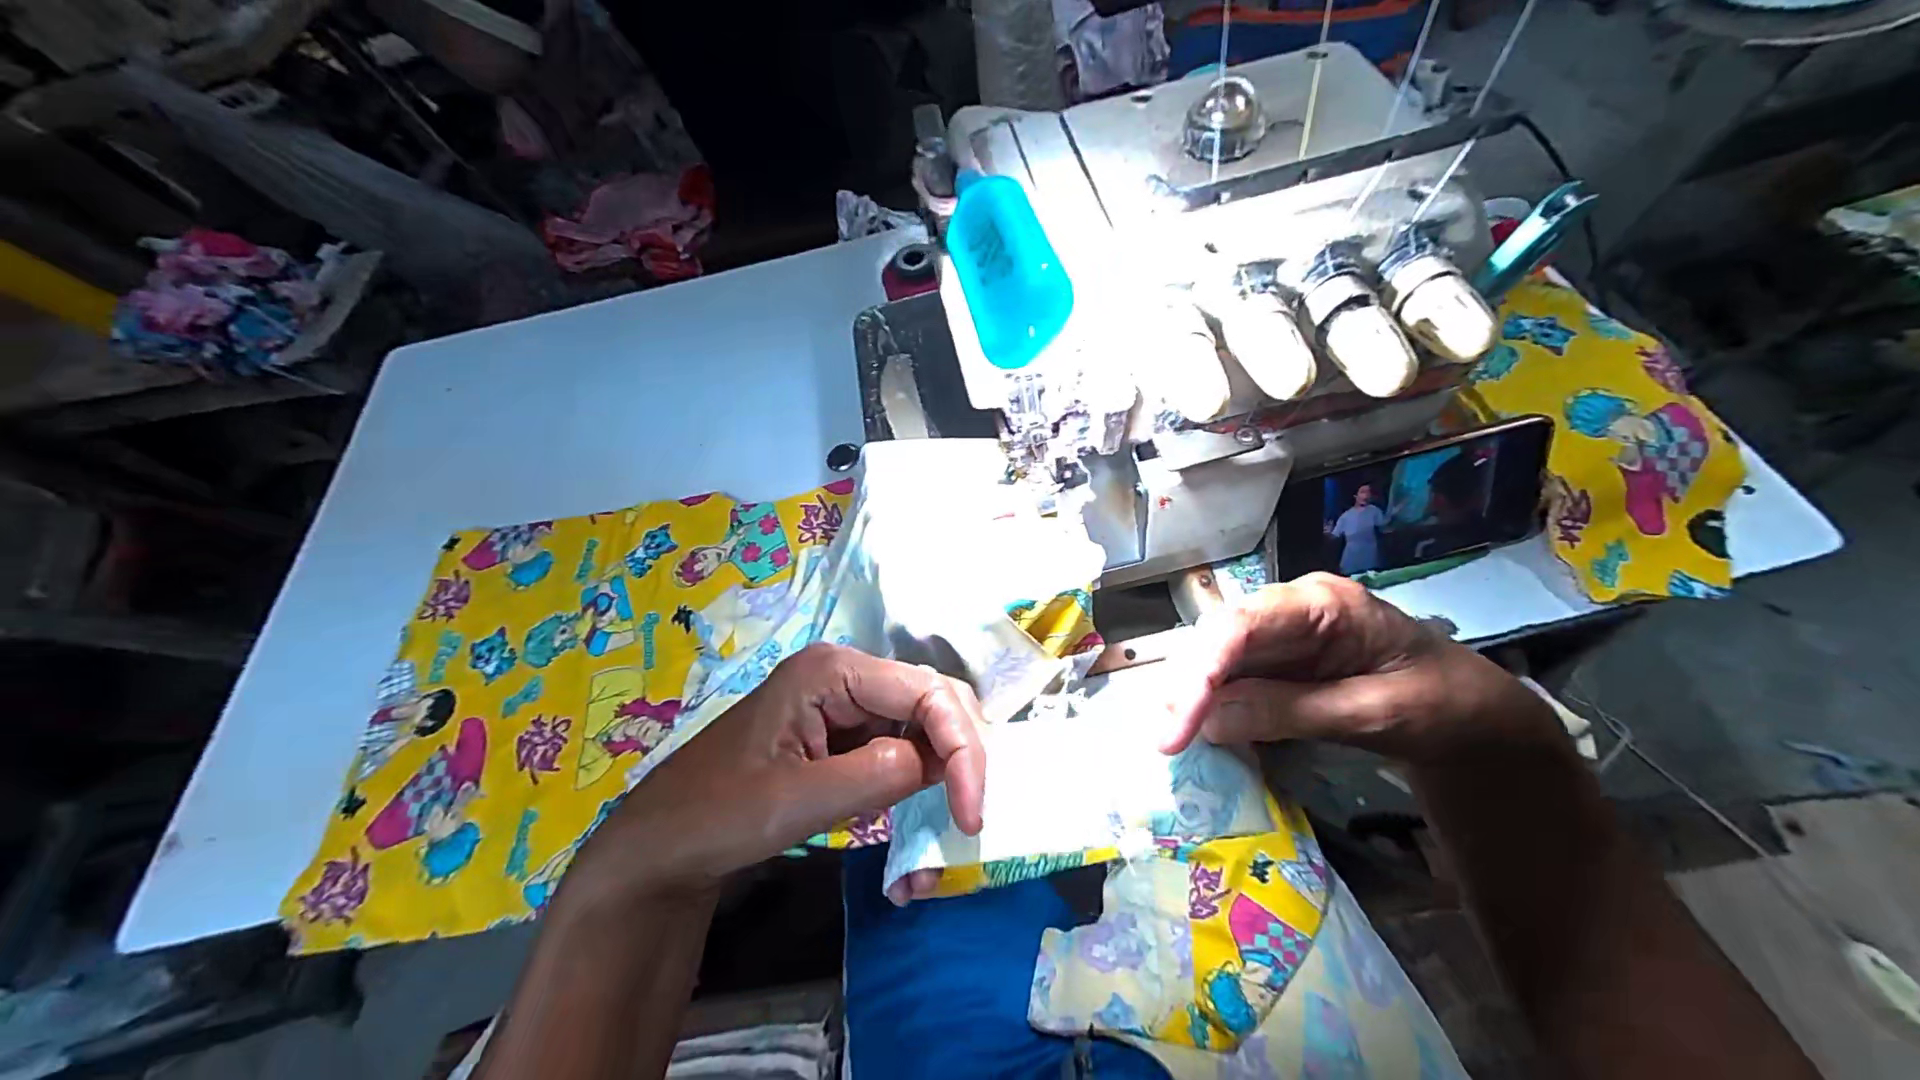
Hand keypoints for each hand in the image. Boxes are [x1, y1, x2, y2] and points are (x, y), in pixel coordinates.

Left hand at [560, 644, 986, 907]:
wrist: (665, 843)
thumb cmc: (717, 814)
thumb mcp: (796, 800)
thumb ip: (875, 776)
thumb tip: (938, 764)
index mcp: (833, 670)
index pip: (926, 693)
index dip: (961, 748)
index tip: (970, 814)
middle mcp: (847, 674)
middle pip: (934, 701)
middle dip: (960, 757)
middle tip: (968, 818)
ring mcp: (846, 701)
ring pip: (925, 726)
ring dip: (945, 776)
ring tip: (946, 831)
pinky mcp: (846, 732)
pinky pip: (902, 749)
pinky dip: (921, 786)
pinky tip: (918, 827)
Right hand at [1160, 573, 1551, 761]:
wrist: (1474, 715)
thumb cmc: (1441, 704)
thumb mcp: (1375, 713)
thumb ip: (1292, 712)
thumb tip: (1209, 722)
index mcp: (1323, 603)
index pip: (1244, 625)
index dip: (1203, 671)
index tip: (1180, 721)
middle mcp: (1290, 608)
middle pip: (1219, 636)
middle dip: (1189, 685)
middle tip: (1170, 738)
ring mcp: (1281, 632)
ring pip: (1216, 655)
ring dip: (1192, 696)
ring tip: (1175, 736)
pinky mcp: (1277, 660)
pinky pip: (1232, 675)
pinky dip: (1212, 704)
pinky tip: (1200, 728)